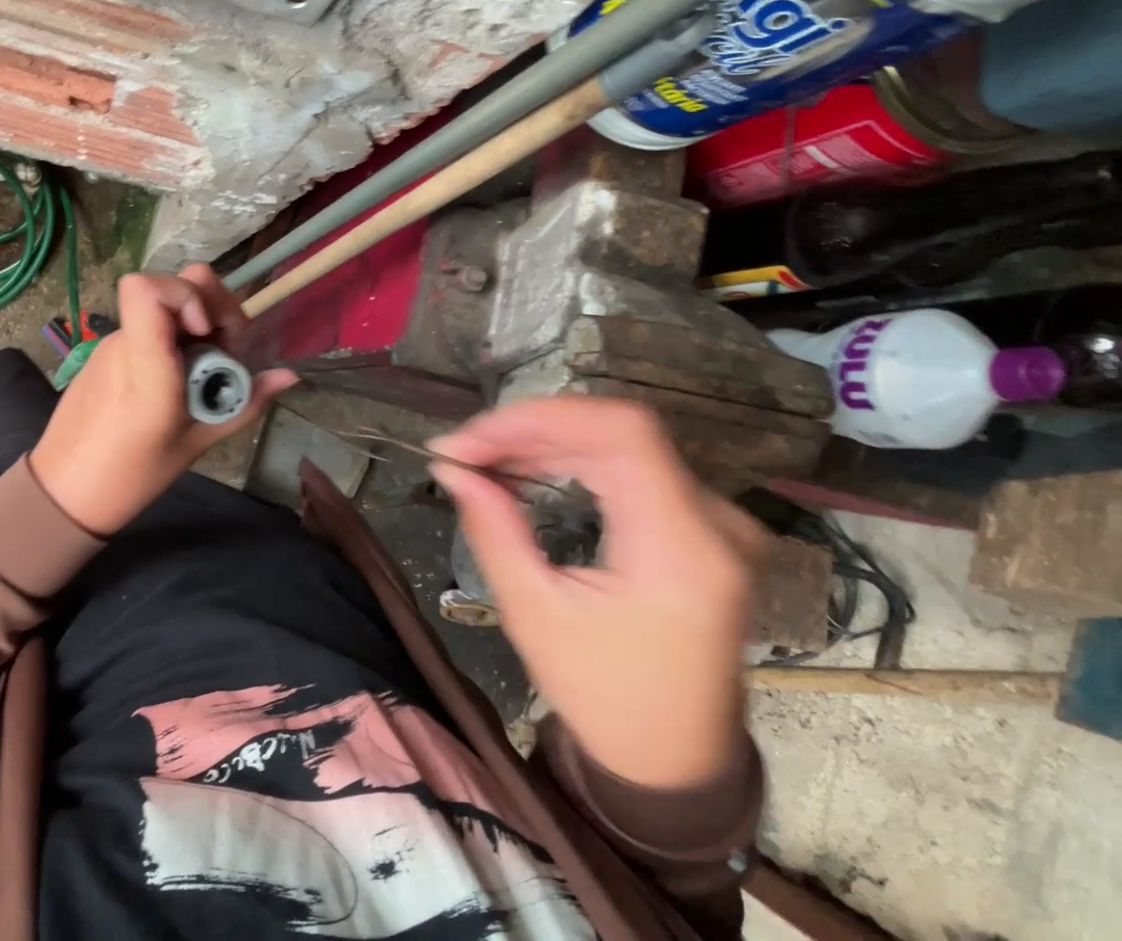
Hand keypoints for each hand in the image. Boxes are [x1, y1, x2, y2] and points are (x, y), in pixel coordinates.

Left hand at [29, 265, 296, 535]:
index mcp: (145, 364)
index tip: (207, 333)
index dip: (187, 296)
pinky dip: (174, 340)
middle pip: (173, 284)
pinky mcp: (106, 355)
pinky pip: (148, 329)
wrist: (66, 492)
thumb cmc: (131, 476)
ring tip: (208, 371)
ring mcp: (112, 345)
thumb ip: (242, 403)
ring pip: (164, 308)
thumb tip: (289, 376)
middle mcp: (126, 343)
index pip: (148, 288)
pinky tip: (181, 380)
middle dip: (212, 308)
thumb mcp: (195, 443)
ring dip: (196, 326)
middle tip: (227, 352)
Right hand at [428, 397, 766, 789]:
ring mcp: (718, 522)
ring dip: (550, 441)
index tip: (469, 439)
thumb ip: (495, 529)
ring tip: (486, 458)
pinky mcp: (706, 529)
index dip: (537, 417)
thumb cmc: (600, 693)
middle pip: (619, 432)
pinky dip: (578, 461)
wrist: (671, 754)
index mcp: (679, 547)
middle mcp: (714, 521)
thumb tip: (452, 469)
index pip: (618, 433)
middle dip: (532, 429)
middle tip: (464, 451)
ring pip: (627, 444)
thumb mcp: (534, 613)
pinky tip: (532, 470)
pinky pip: (638, 469)